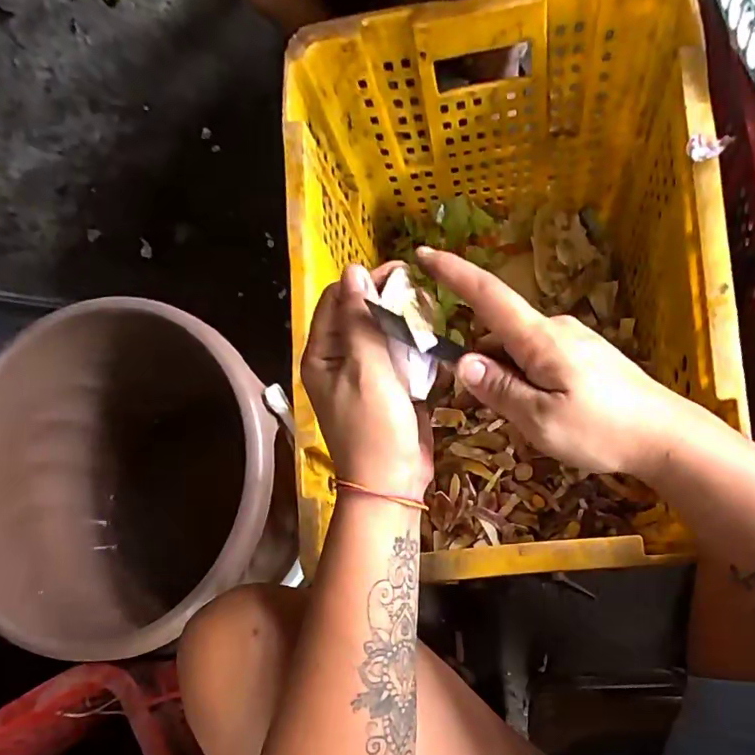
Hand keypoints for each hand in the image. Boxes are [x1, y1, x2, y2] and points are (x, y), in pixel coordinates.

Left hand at [300, 263, 432, 495]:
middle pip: (361, 315)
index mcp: (322, 355)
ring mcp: (366, 377)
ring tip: (429, 314)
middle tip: (419, 295)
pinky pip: (399, 359)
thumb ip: (361, 320)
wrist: (392, 482)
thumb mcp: (366, 369)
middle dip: (388, 301)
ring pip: (384, 336)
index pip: (336, 301)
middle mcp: (339, 362)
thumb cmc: (374, 428)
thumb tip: (353, 272)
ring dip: (404, 323)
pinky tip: (431, 342)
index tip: (400, 272)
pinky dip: (413, 348)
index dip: (364, 281)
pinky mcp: (389, 391)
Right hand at [416, 248, 692, 476]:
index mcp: (540, 339)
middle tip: (482, 409)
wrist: (665, 435)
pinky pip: (539, 359)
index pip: (488, 296)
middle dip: (480, 363)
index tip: (422, 254)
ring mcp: (574, 340)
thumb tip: (463, 362)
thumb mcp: (539, 420)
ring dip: (506, 378)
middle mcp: (556, 329)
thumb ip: (499, 389)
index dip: (453, 273)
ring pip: (519, 351)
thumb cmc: (601, 431)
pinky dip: (526, 380)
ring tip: (524, 422)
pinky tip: (543, 413)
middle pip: (499, 334)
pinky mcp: (586, 355)